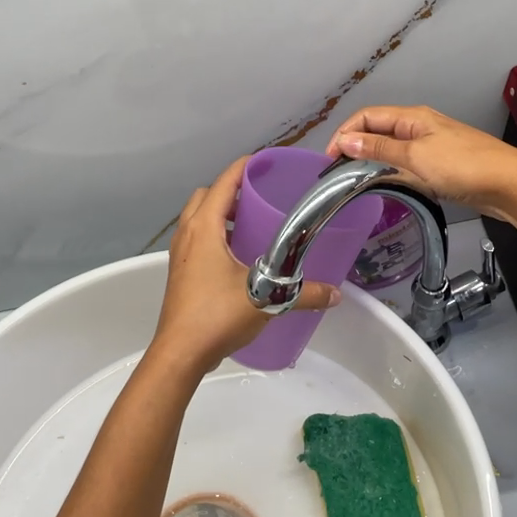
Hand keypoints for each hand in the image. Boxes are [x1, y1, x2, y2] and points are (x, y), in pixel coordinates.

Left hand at [150, 157, 340, 372]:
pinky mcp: (180, 273)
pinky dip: (214, 236)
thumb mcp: (266, 299)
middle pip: (207, 197)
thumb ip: (305, 294)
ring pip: (199, 219)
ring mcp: (180, 255)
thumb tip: (336, 293)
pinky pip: (197, 240)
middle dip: (231, 191)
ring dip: (221, 215)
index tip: (266, 163)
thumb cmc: (217, 316)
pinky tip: (238, 256)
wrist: (180, 353)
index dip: (244, 168)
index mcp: (204, 229)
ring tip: (252, 225)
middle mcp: (188, 235)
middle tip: (261, 198)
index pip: (224, 184)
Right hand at [323, 106, 516, 224]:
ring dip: (372, 160)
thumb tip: (345, 139)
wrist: (508, 184)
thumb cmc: (464, 166)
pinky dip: (390, 172)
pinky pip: (405, 164)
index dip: (344, 133)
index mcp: (412, 117)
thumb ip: (380, 148)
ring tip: (355, 181)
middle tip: (338, 173)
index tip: (329, 160)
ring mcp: (430, 147)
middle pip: (377, 130)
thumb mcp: (416, 157)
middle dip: (354, 146)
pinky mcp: (439, 167)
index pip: (367, 116)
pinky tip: (386, 186)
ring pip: (391, 149)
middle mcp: (419, 127)